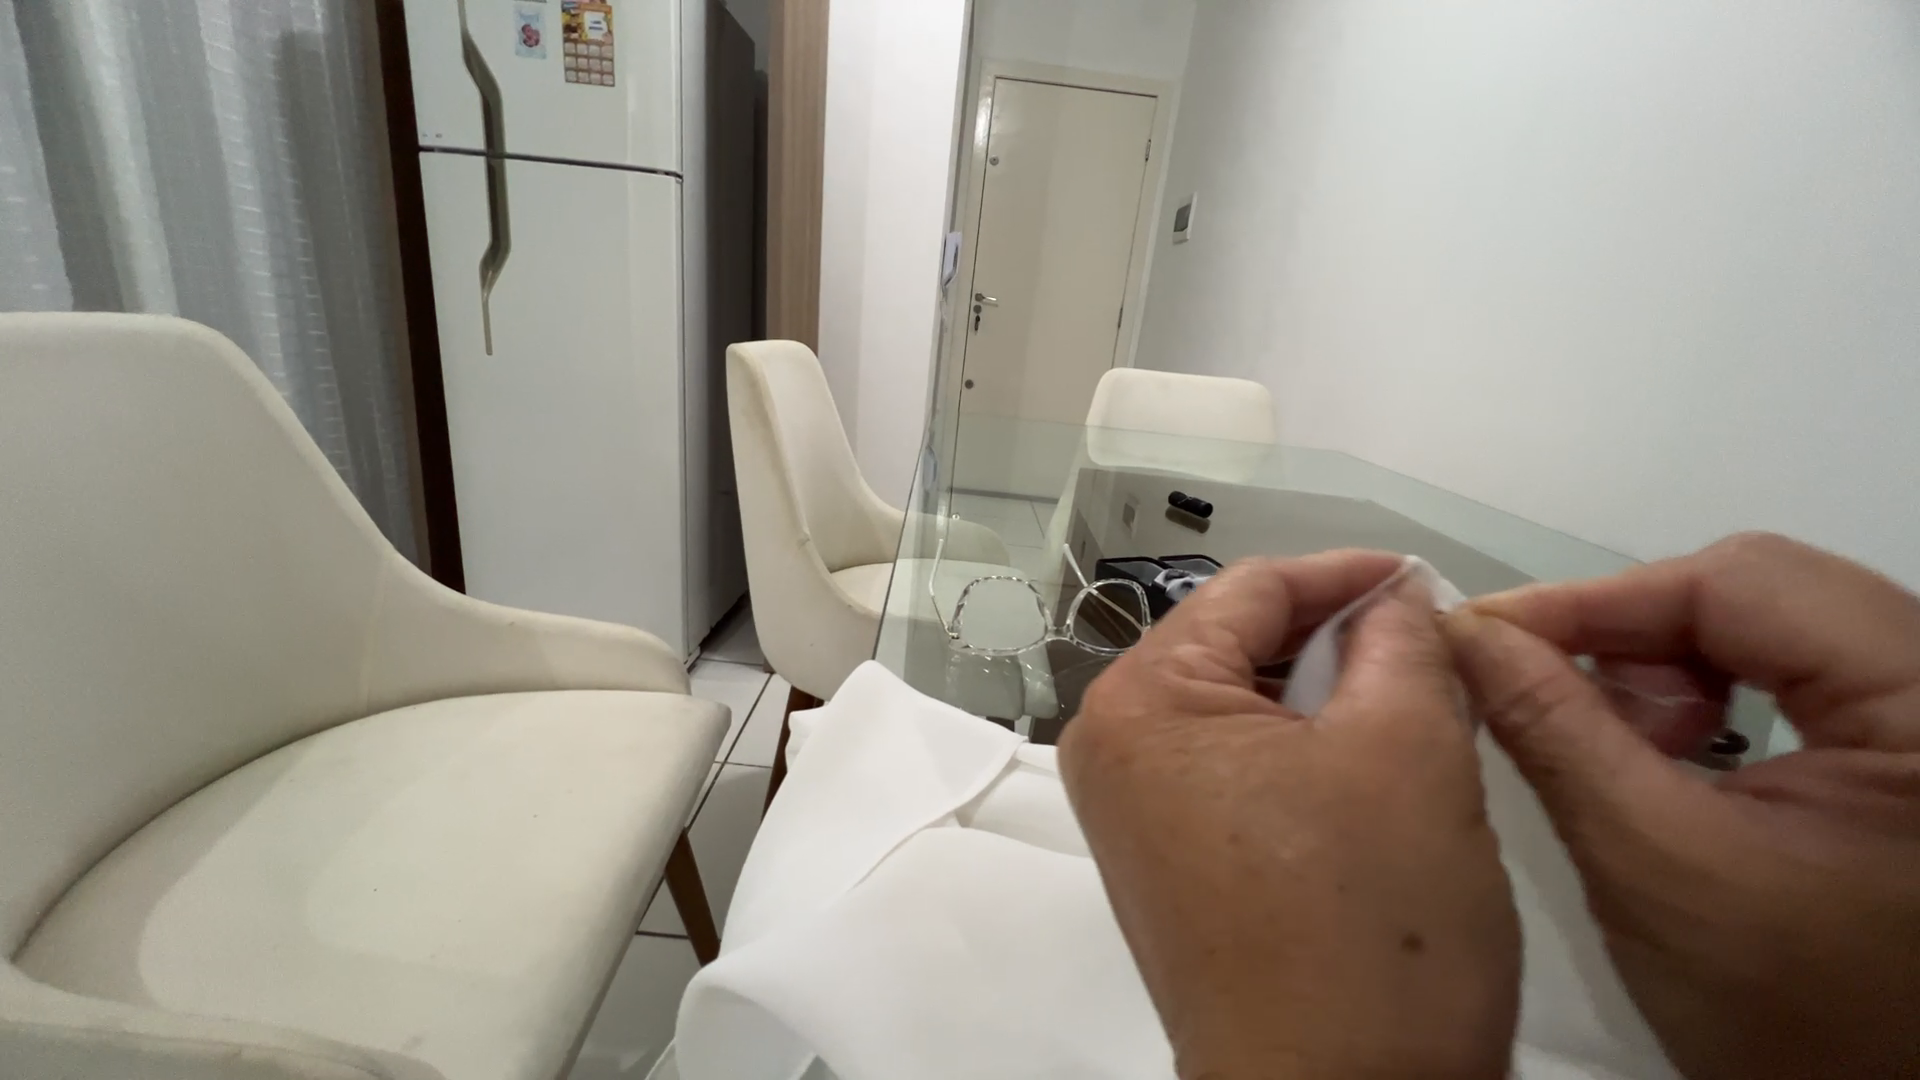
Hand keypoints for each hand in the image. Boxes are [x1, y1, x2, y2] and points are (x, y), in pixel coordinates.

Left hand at [1061, 552, 1519, 1079]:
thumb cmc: (1369, 926)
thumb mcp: (1407, 752)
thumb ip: (1400, 644)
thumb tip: (1392, 593)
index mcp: (1141, 697)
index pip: (1245, 591)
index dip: (1339, 573)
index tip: (1415, 575)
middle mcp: (1108, 736)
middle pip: (1228, 643)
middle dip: (1325, 634)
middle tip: (1420, 638)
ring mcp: (1122, 795)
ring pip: (1228, 701)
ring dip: (1311, 689)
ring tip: (1399, 689)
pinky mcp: (1151, 842)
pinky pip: (1221, 758)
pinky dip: (1286, 742)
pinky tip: (1348, 750)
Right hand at [1441, 533, 1919, 1079]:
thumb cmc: (1790, 1010)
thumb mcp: (1648, 860)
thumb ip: (1549, 727)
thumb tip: (1459, 630)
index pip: (1740, 585)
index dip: (1593, 600)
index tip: (1482, 635)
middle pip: (1755, 592)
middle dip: (1621, 631)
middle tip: (1532, 678)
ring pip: (1763, 624)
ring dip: (1655, 665)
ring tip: (1605, 733)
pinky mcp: (1909, 749)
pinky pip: (1781, 670)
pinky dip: (1690, 694)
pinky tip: (1658, 749)